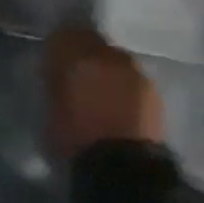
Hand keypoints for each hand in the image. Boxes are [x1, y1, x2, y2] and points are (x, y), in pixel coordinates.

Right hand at [44, 26, 165, 160]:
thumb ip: (54, 82)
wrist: (124, 167)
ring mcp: (135, 71)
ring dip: (105, 67)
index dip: (56, 46)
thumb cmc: (76, 139)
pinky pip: (131, 76)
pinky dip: (122, 83)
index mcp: (78, 58)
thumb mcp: (50, 110)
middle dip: (83, 52)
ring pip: (114, 57)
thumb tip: (54, 69)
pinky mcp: (153, 89)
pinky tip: (117, 101)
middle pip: (93, 41)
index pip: (64, 35)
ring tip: (99, 89)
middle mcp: (109, 56)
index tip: (51, 59)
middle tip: (75, 73)